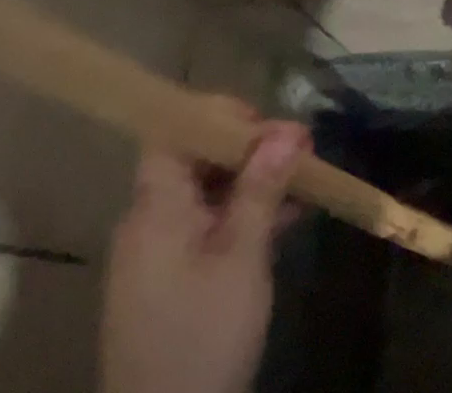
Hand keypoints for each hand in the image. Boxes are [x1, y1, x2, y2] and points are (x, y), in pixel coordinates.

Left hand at [102, 111, 310, 392]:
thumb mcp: (242, 258)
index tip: (269, 123)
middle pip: (192, 161)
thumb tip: (286, 131)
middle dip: (246, 148)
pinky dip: (240, 216)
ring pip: (204, 195)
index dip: (218, 118)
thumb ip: (261, 191)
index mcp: (155, 207)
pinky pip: (204, 228)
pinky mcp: (169, 281)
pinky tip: (284, 219)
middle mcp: (148, 221)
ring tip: (302, 180)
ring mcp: (157, 253)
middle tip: (300, 150)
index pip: (173, 134)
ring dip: (250, 183)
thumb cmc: (203, 333)